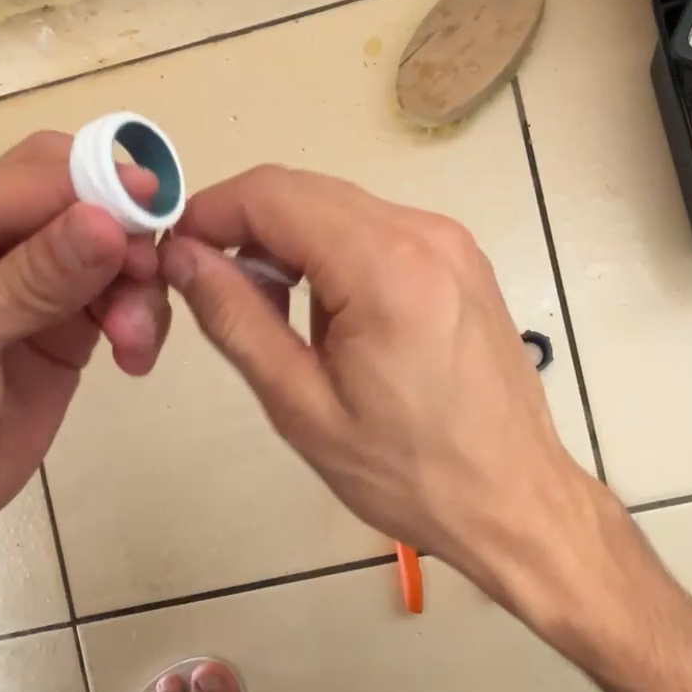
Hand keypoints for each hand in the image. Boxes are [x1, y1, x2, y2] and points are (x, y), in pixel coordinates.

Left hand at [0, 131, 172, 548]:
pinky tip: (133, 357)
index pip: (6, 183)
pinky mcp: (61, 323)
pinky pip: (118, 298)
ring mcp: (20, 280)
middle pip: (66, 202)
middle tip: (147, 278)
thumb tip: (107, 222)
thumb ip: (30, 283)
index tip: (150, 198)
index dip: (80, 184)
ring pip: (105, 250)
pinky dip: (139, 320)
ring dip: (133, 289)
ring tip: (132, 342)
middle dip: (115, 235)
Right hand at [159, 165, 597, 607]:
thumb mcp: (304, 407)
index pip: (272, 194)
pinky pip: (384, 234)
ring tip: (282, 320)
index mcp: (386, 268)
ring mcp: (455, 246)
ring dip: (295, 245)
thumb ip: (237, 320)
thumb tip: (183, 256)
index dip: (210, 211)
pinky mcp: (467, 265)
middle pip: (309, 192)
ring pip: (345, 210)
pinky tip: (336, 317)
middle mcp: (427, 235)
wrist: (514, 499)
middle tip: (223, 295)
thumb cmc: (409, 473)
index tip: (177, 254)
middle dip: (249, 228)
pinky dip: (340, 256)